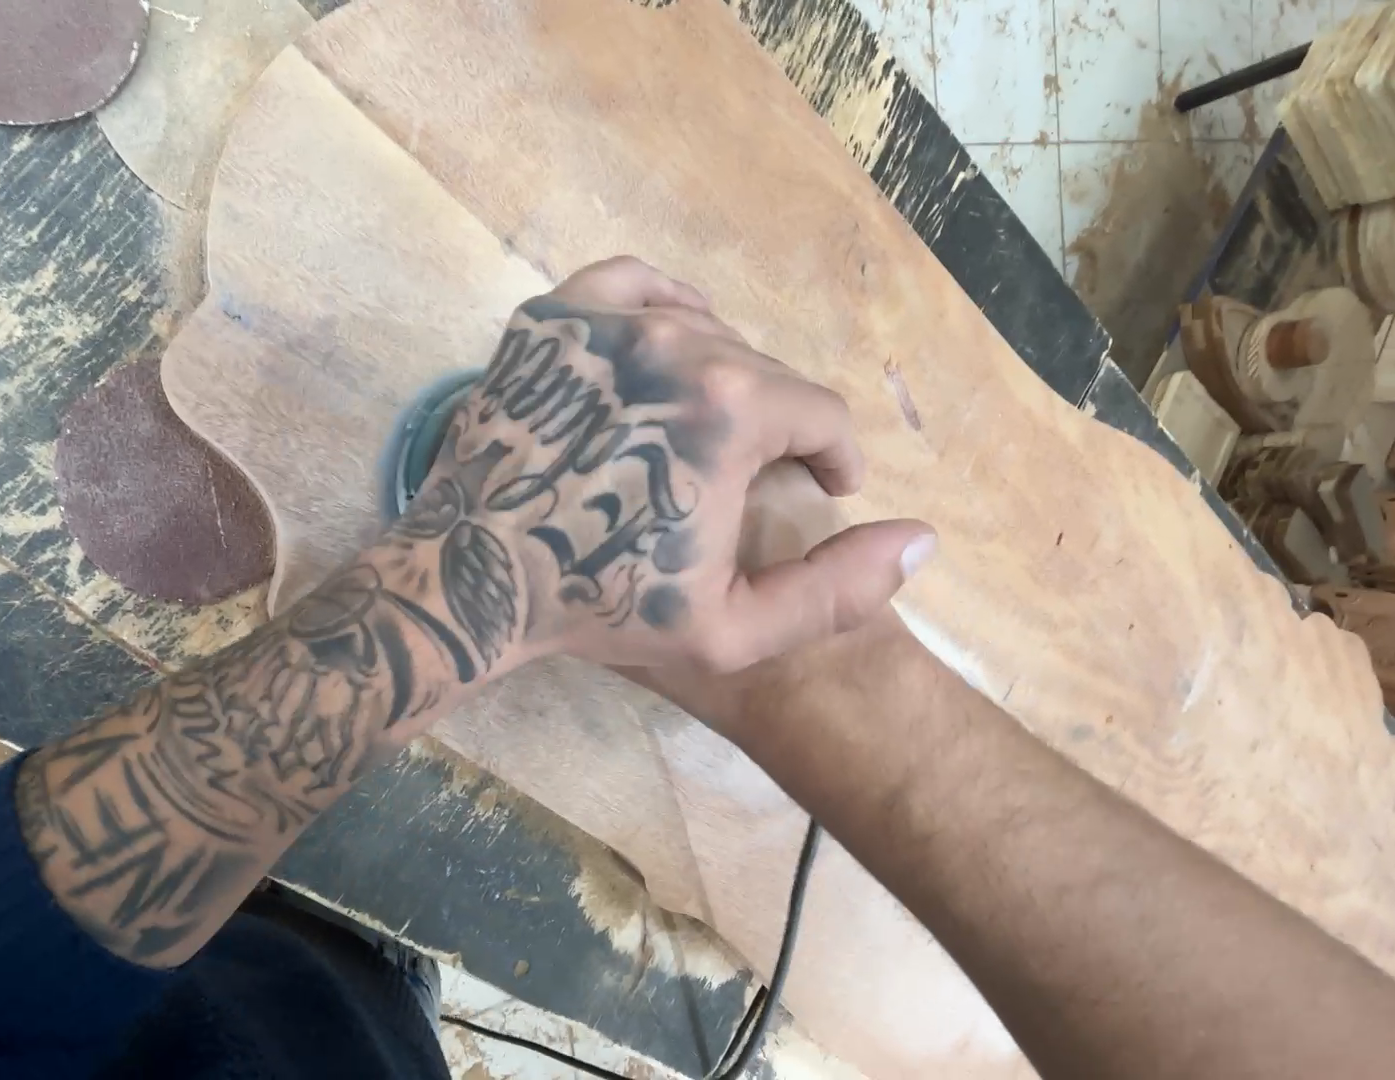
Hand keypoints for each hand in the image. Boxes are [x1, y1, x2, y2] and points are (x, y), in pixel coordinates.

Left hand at [399, 256, 936, 675]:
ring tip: (710, 421)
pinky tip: (665, 343)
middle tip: (752, 470)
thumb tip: (921, 538)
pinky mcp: (549, 319)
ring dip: (723, 371)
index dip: (833, 457)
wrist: (473, 575)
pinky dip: (660, 306)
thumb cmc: (597, 604)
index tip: (824, 484)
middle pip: (763, 370)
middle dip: (774, 425)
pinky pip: (629, 283)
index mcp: (733, 409)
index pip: (820, 414)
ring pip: (703, 328)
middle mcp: (675, 342)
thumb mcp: (731, 629)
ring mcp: (603, 322)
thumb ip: (837, 591)